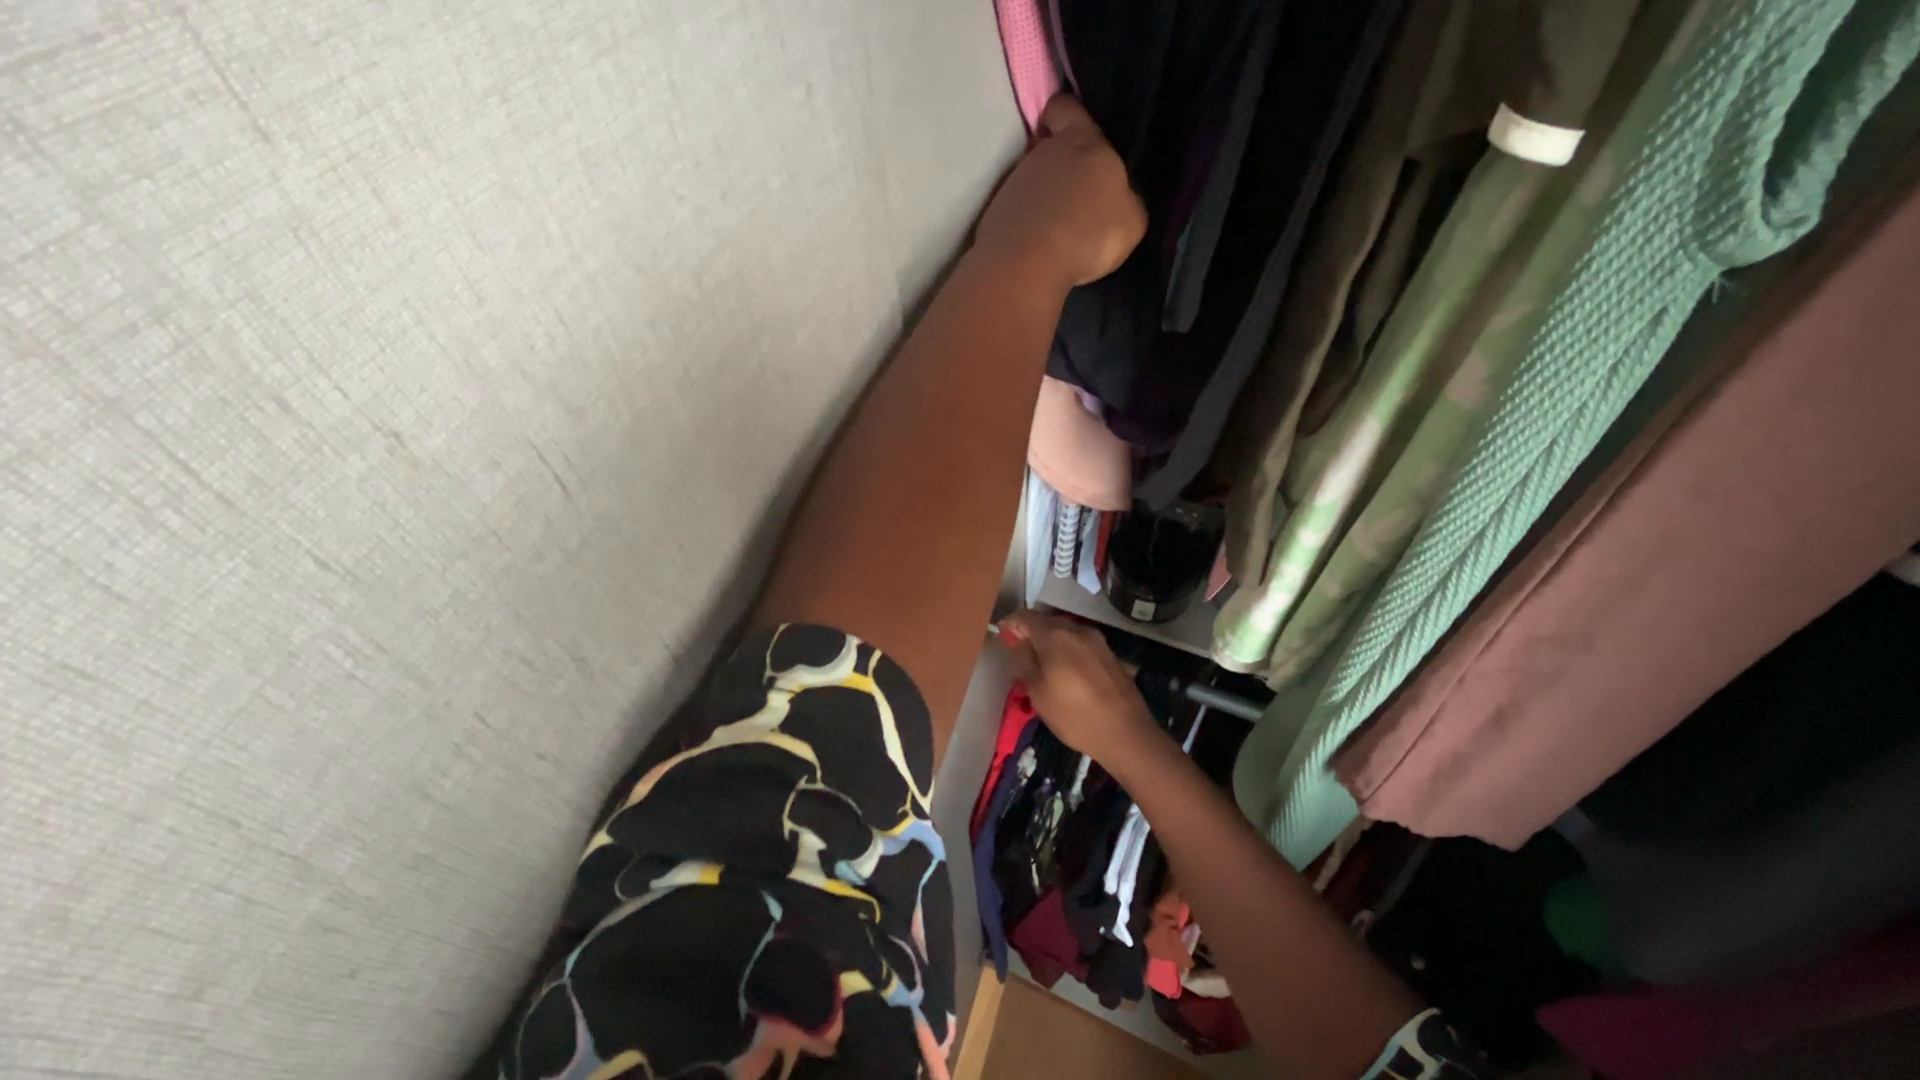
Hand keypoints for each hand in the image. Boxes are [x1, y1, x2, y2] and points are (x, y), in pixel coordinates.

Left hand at [973, 96, 1145, 292]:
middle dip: (1063, 165)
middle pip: (1051, 146)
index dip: (1069, 114)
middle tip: (1080, 195)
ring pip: (1035, 179)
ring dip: (1046, 196)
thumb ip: (1126, 197)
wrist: (1027, 266)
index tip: (1076, 132)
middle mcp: (1043, 152)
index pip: (1066, 106)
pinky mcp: (996, 210)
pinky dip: (1030, 220)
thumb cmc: (1088, 232)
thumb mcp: (1131, 218)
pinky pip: (1020, 208)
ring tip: (1061, 228)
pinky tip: (1041, 243)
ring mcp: (1014, 181)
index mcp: (1080, 141)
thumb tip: (1118, 196)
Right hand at [998, 610, 1163, 765]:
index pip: (1027, 617)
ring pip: (1068, 633)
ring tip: (1044, 663)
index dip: (1012, 623)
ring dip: (1053, 641)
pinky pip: (1082, 645)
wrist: (1126, 733)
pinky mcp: (1111, 655)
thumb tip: (1020, 646)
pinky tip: (1067, 671)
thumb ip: (1025, 664)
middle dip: (1033, 632)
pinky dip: (1070, 651)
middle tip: (1022, 651)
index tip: (1003, 634)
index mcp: (1056, 636)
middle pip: (1049, 622)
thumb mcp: (1038, 694)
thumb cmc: (1074, 715)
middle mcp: (1078, 631)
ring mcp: (1098, 642)